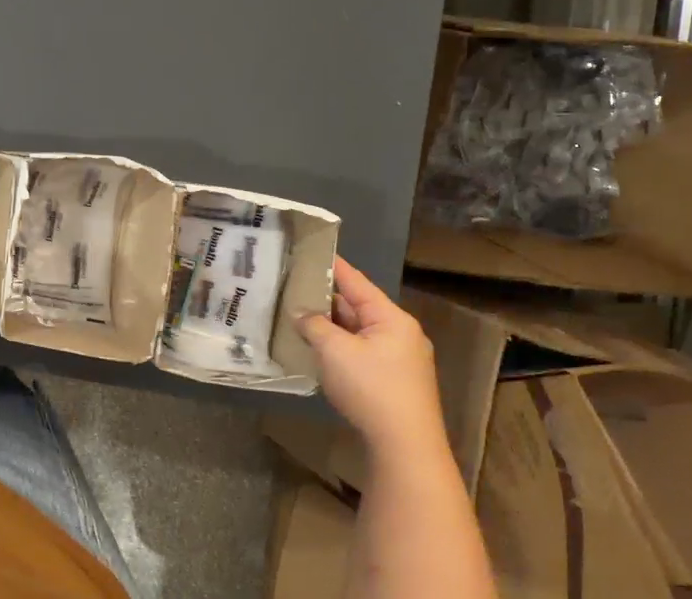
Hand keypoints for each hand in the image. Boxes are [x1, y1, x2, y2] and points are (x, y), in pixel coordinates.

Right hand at [298, 256, 444, 454]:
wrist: (404, 444)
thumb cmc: (371, 387)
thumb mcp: (333, 349)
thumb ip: (313, 324)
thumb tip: (300, 313)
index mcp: (391, 319)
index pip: (356, 282)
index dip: (331, 264)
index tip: (307, 247)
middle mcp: (398, 333)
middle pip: (354, 305)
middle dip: (322, 297)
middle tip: (287, 283)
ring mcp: (397, 357)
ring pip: (354, 329)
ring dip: (326, 323)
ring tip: (291, 311)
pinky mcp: (390, 377)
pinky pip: (357, 349)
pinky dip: (334, 343)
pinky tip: (311, 344)